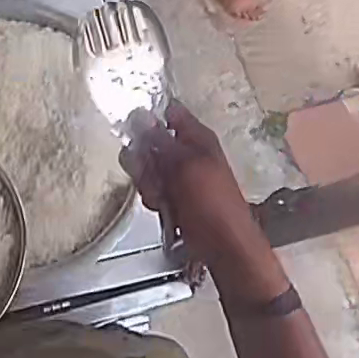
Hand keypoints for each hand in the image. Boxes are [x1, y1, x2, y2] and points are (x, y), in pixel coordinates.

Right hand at [119, 102, 289, 307]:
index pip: (168, 113)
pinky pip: (154, 189)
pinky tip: (164, 209)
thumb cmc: (211, 202)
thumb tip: (139, 116)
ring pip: (148, 168)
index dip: (149, 119)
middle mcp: (188, 152)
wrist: (224, 244)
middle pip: (151, 143)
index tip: (135, 133)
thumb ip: (160, 140)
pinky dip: (155, 199)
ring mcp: (181, 175)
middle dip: (145, 160)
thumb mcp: (185, 165)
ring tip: (163, 198)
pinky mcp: (175, 196)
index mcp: (197, 137)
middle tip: (155, 176)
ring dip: (150, 184)